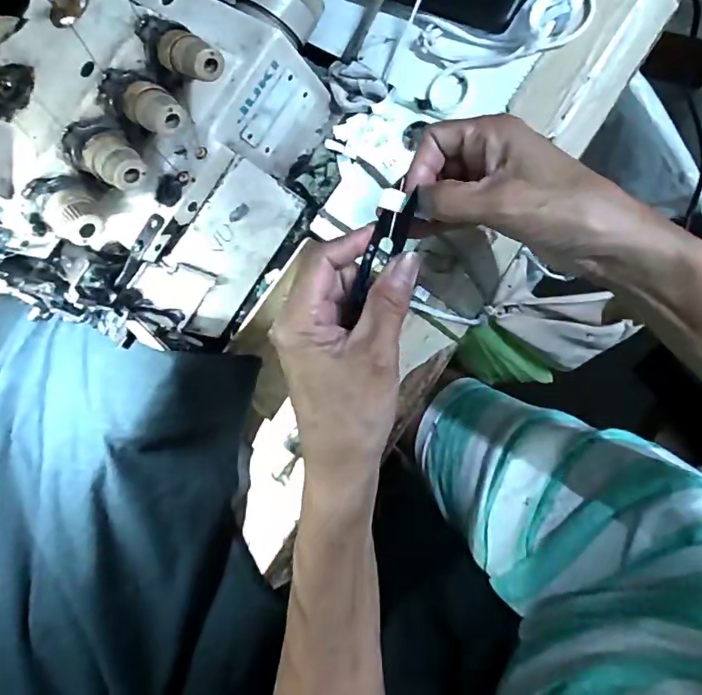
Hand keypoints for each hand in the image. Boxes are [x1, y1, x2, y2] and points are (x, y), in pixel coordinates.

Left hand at [270, 226, 422, 489]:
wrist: (343, 467)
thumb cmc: (356, 412)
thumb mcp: (377, 352)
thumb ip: (389, 300)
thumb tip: (408, 257)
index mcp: (297, 318)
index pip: (319, 260)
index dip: (353, 242)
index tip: (390, 235)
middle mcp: (294, 319)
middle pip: (327, 273)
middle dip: (364, 266)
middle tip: (404, 266)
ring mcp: (304, 333)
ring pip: (336, 291)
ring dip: (367, 287)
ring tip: (400, 291)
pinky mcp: (317, 346)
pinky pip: (339, 312)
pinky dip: (363, 307)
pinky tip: (386, 314)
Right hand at [402, 114, 689, 289]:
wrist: (613, 243)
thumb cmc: (558, 209)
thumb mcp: (498, 201)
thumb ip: (447, 199)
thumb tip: (409, 202)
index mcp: (490, 132)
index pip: (435, 139)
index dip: (418, 167)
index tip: (411, 202)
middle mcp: (489, 148)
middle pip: (439, 161)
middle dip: (421, 189)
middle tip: (404, 221)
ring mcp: (496, 176)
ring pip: (448, 185)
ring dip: (430, 206)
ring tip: (409, 232)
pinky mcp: (502, 202)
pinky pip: (463, 204)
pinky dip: (445, 216)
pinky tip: (428, 233)